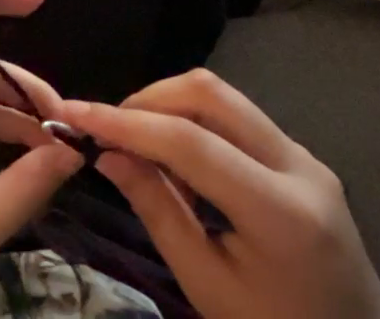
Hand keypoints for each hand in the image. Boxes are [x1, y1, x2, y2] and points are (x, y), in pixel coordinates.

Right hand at [62, 70, 379, 318]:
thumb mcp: (208, 285)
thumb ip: (158, 212)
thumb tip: (106, 154)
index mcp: (280, 212)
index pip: (190, 142)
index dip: (125, 123)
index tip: (74, 113)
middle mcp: (299, 167)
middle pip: (210, 94)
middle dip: (147, 99)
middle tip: (109, 130)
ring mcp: (305, 156)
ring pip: (222, 96)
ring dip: (168, 105)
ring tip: (137, 144)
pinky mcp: (300, 156)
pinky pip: (236, 116)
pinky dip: (193, 120)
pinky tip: (175, 158)